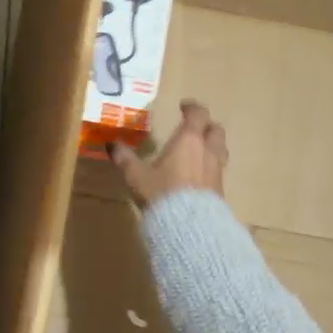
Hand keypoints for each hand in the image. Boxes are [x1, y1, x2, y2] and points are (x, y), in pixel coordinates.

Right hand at [109, 100, 228, 206]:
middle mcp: (208, 151)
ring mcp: (217, 170)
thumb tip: (111, 145)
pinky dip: (211, 167)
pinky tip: (200, 177)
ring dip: (212, 146)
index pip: (198, 114)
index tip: (184, 106)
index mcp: (189, 140)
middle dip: (206, 126)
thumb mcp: (137, 176)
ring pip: (221, 150)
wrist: (190, 225)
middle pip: (216, 130)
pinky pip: (219, 171)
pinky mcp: (221, 189)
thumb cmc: (162, 193)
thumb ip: (125, 159)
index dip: (192, 108)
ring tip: (200, 151)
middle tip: (194, 129)